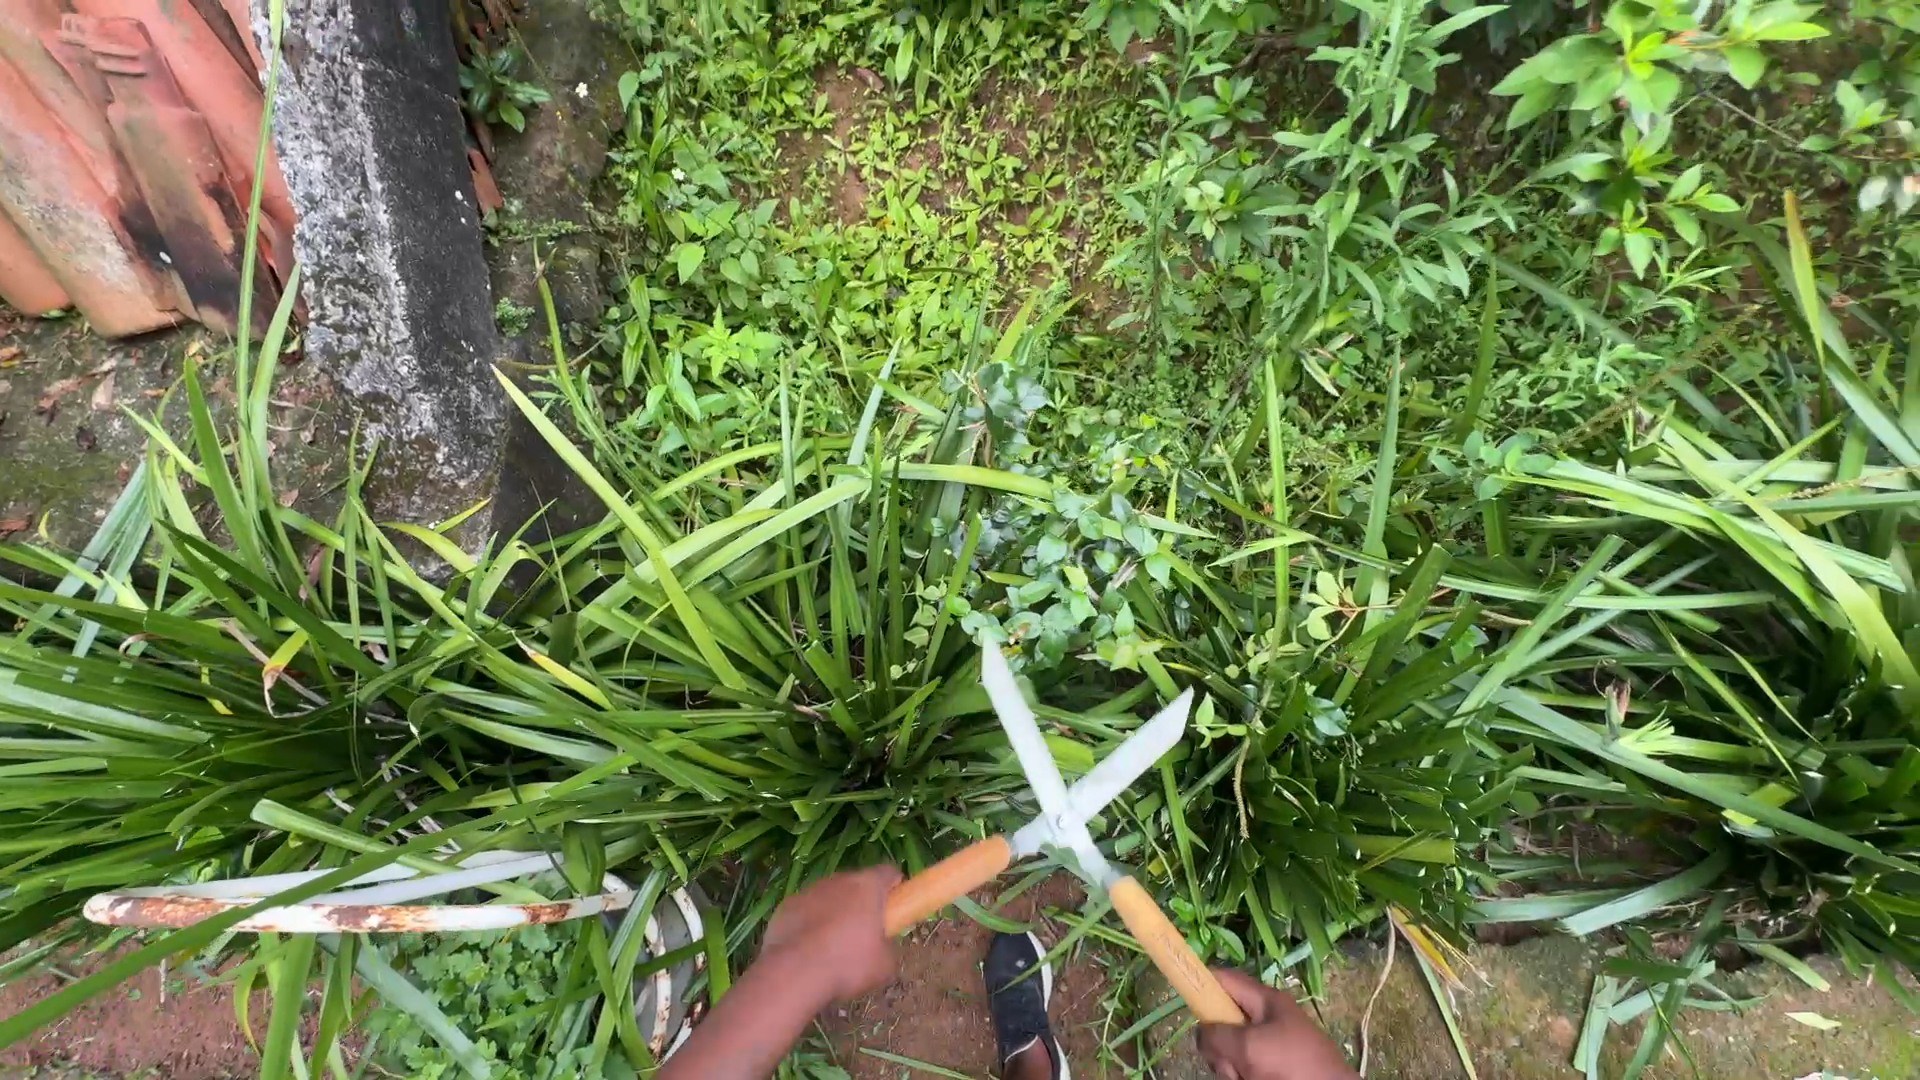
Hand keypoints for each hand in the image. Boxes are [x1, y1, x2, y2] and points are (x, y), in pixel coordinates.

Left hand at [760, 865, 902, 1004]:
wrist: (794, 973)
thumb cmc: (847, 964)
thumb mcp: (884, 966)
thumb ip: (888, 947)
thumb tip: (882, 946)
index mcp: (868, 886)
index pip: (889, 872)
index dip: (895, 888)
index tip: (893, 909)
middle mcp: (839, 879)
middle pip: (857, 884)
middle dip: (861, 903)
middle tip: (862, 934)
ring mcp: (810, 890)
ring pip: (829, 896)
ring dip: (833, 913)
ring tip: (830, 947)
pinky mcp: (787, 905)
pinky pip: (805, 910)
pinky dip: (809, 924)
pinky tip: (806, 950)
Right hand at [1197, 969, 1358, 1079]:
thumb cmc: (1295, 1069)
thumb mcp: (1250, 1047)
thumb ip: (1216, 1034)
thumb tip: (1201, 1034)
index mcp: (1266, 1001)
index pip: (1223, 979)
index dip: (1201, 983)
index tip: (1185, 1002)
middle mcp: (1267, 1021)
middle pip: (1223, 1022)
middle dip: (1218, 1045)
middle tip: (1228, 1065)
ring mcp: (1271, 1050)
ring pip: (1231, 1052)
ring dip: (1229, 1069)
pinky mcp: (1273, 1073)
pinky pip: (1244, 1071)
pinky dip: (1241, 1078)